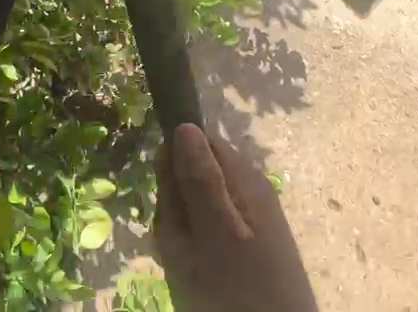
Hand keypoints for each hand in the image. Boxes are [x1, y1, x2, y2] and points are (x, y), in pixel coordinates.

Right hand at [155, 124, 315, 311]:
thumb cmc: (243, 293)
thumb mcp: (215, 234)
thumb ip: (199, 180)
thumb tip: (184, 124)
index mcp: (244, 179)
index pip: (197, 140)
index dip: (174, 163)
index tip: (170, 198)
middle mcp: (248, 190)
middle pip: (192, 172)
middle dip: (176, 203)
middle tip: (182, 240)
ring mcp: (247, 219)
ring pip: (193, 205)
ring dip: (180, 231)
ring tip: (190, 262)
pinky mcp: (244, 245)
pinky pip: (203, 232)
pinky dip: (191, 249)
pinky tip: (197, 274)